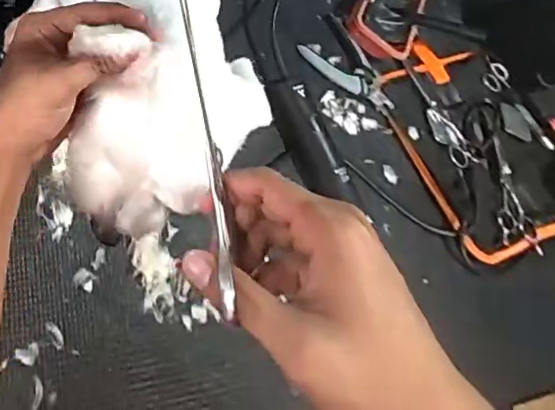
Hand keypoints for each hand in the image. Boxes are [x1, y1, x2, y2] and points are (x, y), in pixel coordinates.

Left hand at [0, 2, 151, 165]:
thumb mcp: (63, 80)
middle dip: (121, 31)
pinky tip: (133, 68)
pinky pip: (96, 67)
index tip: (144, 21)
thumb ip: (101, 62)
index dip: (116, 15)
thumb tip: (138, 50)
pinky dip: (113, 68)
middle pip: (92, 27)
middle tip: (151, 34)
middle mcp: (51, 37)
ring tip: (148, 49)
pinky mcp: (69, 80)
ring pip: (96, 48)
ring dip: (119, 50)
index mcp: (41, 27)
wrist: (9, 148)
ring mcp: (60, 59)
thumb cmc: (27, 105)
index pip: (85, 13)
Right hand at [179, 169, 488, 409]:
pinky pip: (303, 253)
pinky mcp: (352, 268)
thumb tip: (189, 261)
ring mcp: (349, 245)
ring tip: (235, 289)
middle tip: (214, 265)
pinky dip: (277, 269)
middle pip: (274, 206)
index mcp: (329, 226)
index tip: (197, 214)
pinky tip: (262, 300)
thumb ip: (237, 295)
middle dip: (239, 230)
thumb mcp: (292, 337)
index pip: (265, 183)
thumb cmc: (364, 372)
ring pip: (285, 231)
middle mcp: (340, 224)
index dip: (227, 192)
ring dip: (255, 253)